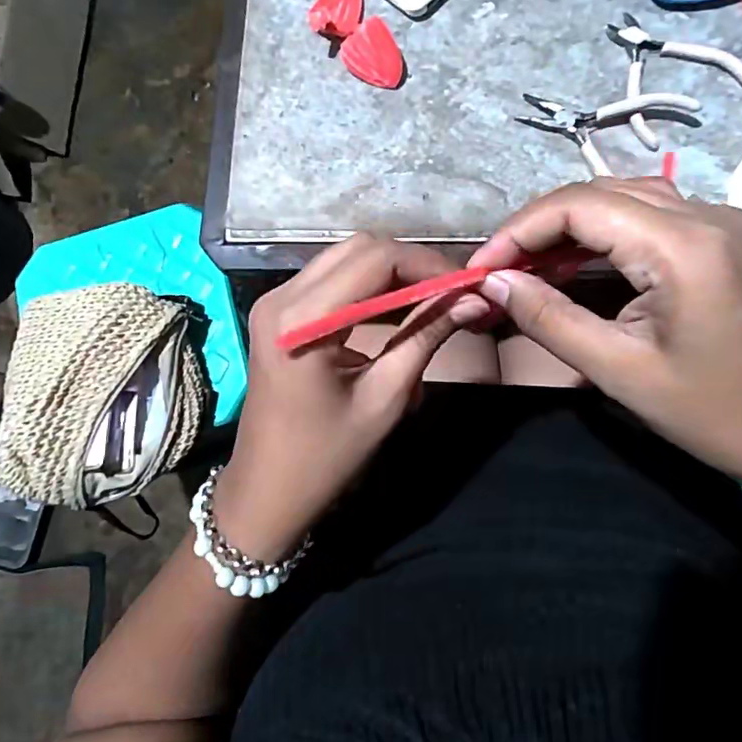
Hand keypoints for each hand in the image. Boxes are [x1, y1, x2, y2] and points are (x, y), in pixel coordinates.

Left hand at [219, 234, 486, 555]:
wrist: (267, 492)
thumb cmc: (326, 456)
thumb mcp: (386, 397)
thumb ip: (427, 336)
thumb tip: (475, 300)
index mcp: (301, 319)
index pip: (376, 259)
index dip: (428, 265)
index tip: (468, 286)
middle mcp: (281, 296)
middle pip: (360, 249)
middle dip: (412, 265)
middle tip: (454, 293)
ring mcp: (276, 302)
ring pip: (347, 259)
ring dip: (394, 275)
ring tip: (435, 301)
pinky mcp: (280, 313)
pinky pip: (333, 281)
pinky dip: (371, 289)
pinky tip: (400, 312)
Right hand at [467, 179, 741, 488]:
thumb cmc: (712, 413)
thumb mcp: (618, 370)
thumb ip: (549, 318)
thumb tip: (494, 281)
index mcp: (684, 245)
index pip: (580, 206)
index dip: (520, 229)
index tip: (482, 266)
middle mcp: (708, 214)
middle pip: (601, 193)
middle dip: (541, 226)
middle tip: (500, 269)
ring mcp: (723, 221)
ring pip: (626, 198)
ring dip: (572, 227)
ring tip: (529, 265)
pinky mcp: (726, 238)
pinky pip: (653, 216)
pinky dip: (607, 234)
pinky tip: (578, 263)